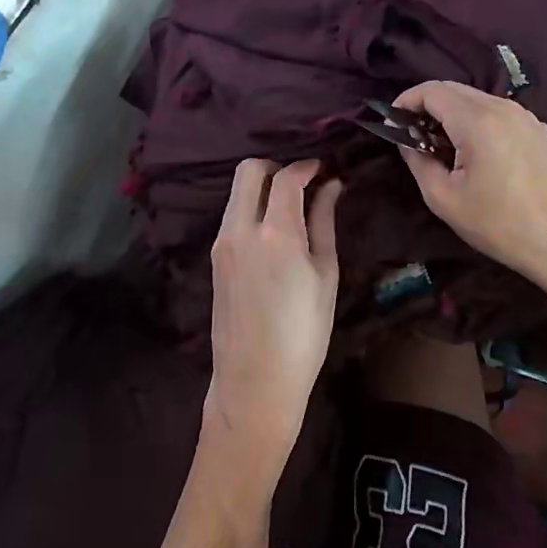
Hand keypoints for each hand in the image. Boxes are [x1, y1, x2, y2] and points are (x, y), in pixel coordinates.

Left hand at [206, 159, 342, 473]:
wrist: (255, 382)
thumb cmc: (304, 332)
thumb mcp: (325, 274)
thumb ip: (324, 222)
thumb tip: (332, 186)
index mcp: (275, 233)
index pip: (287, 177)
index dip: (307, 165)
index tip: (323, 167)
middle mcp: (240, 229)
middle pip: (249, 170)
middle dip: (276, 166)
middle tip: (301, 182)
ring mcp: (221, 243)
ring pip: (236, 192)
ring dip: (261, 186)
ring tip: (291, 204)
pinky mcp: (214, 258)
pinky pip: (231, 215)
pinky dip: (251, 207)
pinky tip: (273, 228)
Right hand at [393, 82, 546, 295]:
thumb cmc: (496, 223)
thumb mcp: (443, 198)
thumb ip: (417, 160)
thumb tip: (406, 139)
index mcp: (478, 121)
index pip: (433, 90)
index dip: (407, 100)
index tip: (393, 120)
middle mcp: (504, 108)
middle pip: (455, 89)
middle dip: (428, 105)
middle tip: (413, 134)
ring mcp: (525, 116)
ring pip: (478, 99)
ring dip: (453, 112)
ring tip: (442, 144)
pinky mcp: (538, 129)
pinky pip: (499, 112)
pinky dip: (478, 120)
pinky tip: (475, 151)